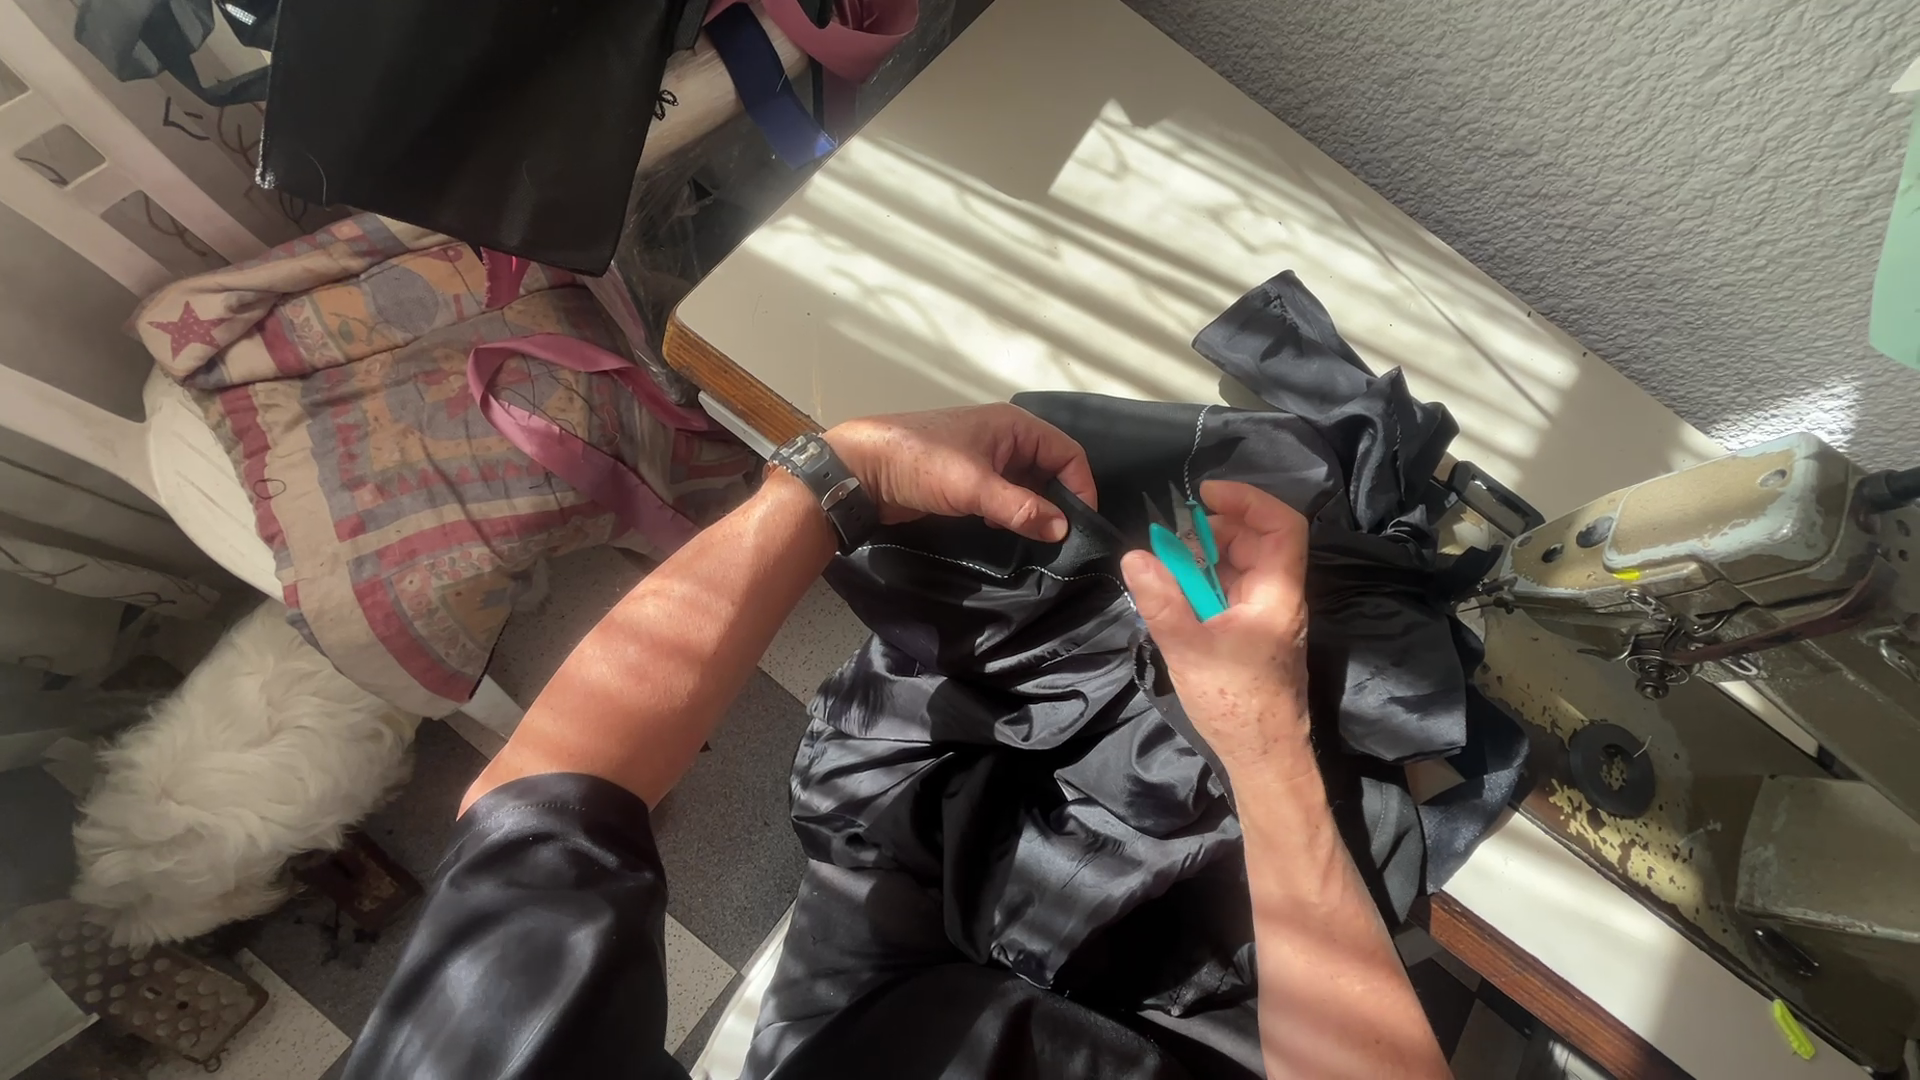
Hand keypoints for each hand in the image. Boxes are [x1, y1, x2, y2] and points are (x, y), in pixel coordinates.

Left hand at [824, 405, 1097, 541]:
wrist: (861, 469)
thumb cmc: (920, 465)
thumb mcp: (974, 486)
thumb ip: (1020, 508)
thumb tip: (1062, 528)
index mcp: (1013, 425)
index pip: (1067, 452)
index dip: (1081, 486)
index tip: (1082, 524)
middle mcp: (1005, 437)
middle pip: (1050, 468)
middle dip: (1058, 500)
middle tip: (1061, 536)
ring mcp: (986, 458)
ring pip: (1027, 484)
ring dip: (1033, 508)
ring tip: (1035, 537)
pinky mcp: (968, 478)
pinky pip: (1004, 494)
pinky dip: (1011, 512)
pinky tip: (1003, 530)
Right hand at [1120, 480, 1313, 777]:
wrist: (1263, 756)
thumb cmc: (1235, 703)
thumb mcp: (1187, 648)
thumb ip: (1160, 599)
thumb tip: (1133, 555)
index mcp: (1277, 594)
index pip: (1281, 525)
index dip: (1247, 500)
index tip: (1204, 495)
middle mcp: (1280, 597)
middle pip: (1259, 541)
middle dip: (1217, 528)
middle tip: (1175, 536)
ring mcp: (1269, 616)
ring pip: (1244, 566)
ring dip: (1208, 557)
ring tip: (1169, 564)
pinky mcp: (1255, 633)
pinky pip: (1234, 590)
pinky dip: (1207, 582)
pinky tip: (1178, 594)